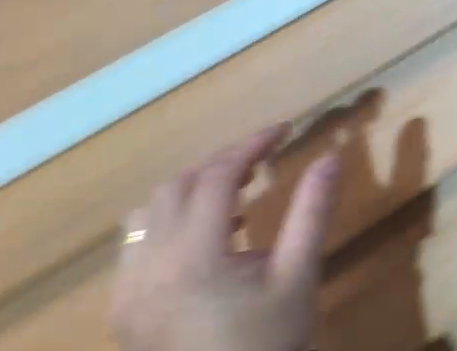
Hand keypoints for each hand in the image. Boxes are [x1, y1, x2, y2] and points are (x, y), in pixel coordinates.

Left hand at [111, 126, 340, 350]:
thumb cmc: (268, 336)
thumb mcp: (300, 273)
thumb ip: (313, 212)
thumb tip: (332, 156)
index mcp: (194, 256)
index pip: (216, 178)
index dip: (251, 146)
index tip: (287, 128)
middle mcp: (148, 267)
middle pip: (174, 188)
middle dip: (222, 162)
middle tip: (266, 155)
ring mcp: (128, 289)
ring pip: (146, 214)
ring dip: (191, 189)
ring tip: (238, 189)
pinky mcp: (124, 307)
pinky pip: (136, 245)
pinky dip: (171, 221)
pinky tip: (211, 234)